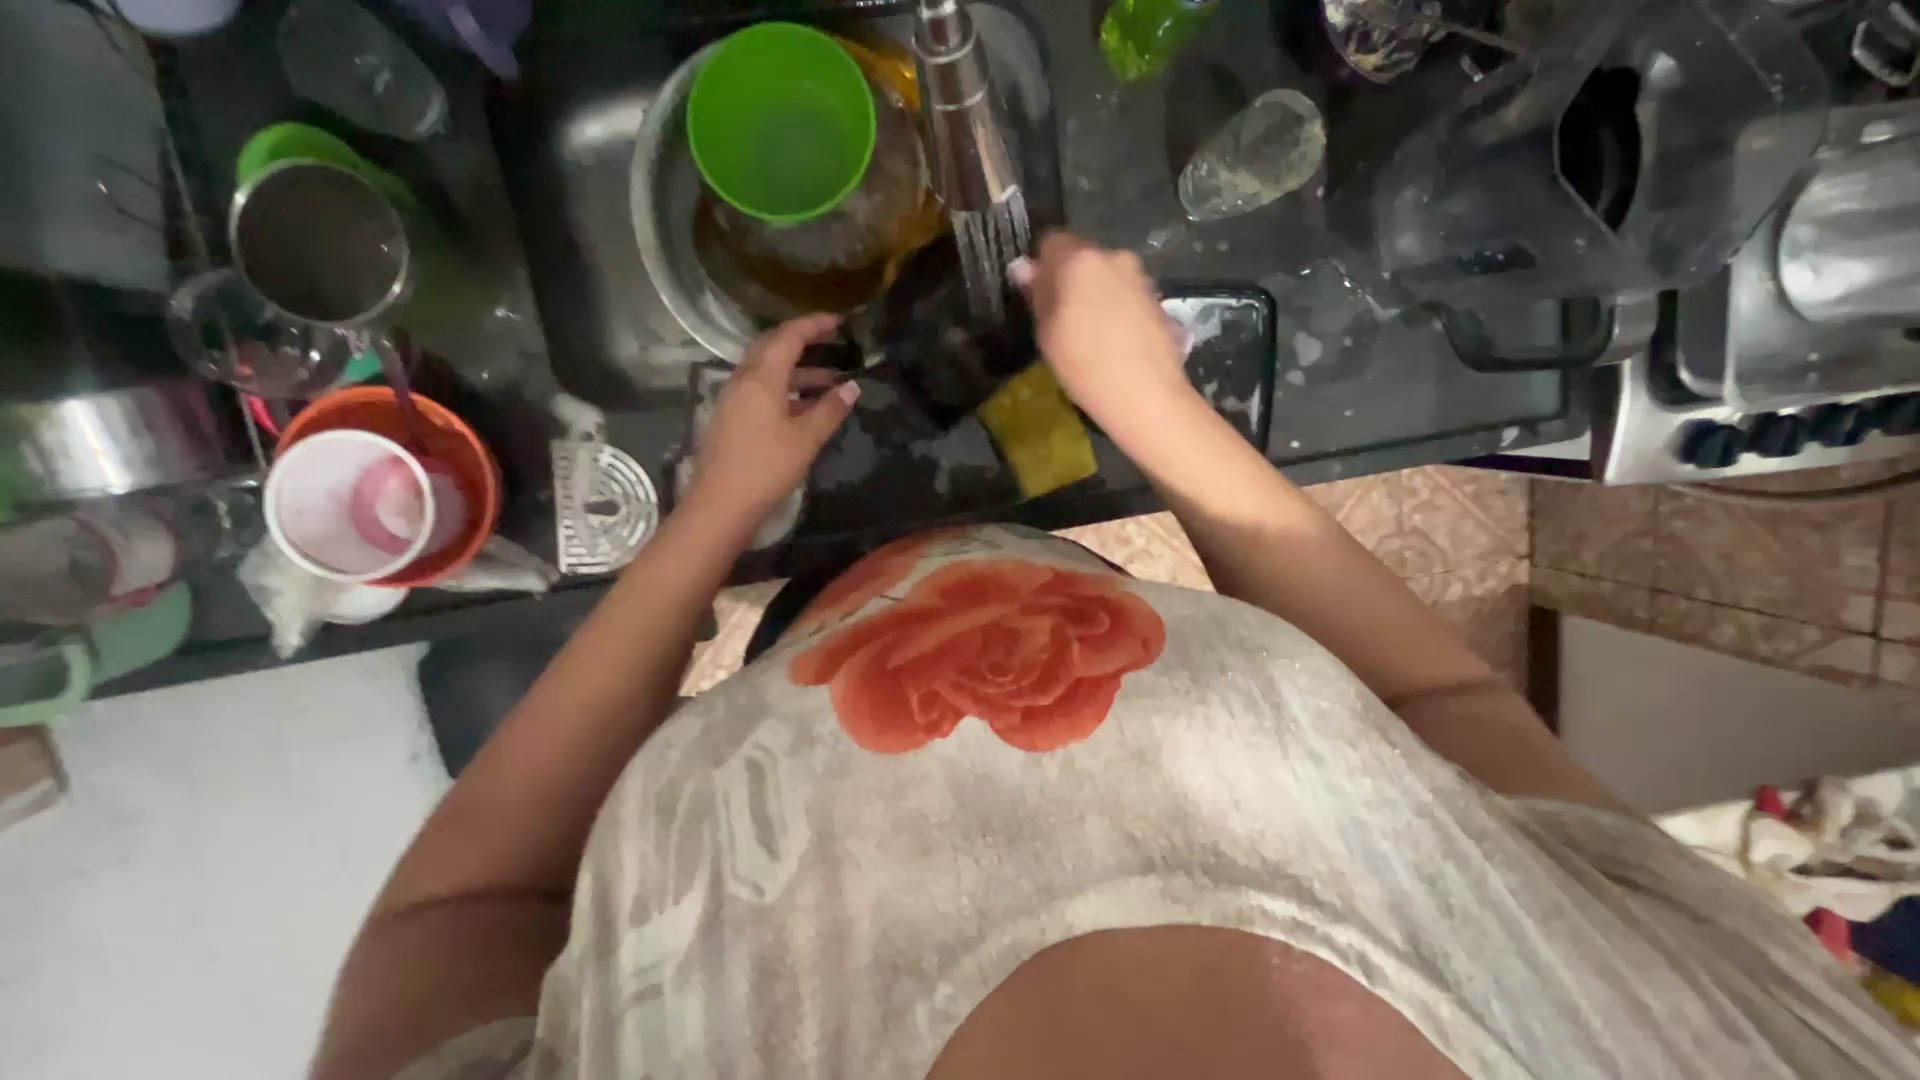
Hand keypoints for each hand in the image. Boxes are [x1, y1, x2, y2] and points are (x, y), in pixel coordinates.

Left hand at [685, 314, 860, 523]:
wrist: (720, 504)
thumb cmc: (766, 467)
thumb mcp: (806, 439)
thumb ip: (830, 409)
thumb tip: (852, 387)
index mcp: (761, 377)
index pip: (789, 336)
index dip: (814, 325)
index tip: (839, 322)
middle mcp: (743, 379)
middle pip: (772, 348)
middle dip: (803, 342)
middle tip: (832, 342)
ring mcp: (732, 399)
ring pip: (767, 371)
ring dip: (797, 371)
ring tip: (830, 382)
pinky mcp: (730, 417)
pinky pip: (760, 390)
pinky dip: (784, 389)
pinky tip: (804, 406)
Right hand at [1015, 231, 1195, 434]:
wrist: (1146, 394)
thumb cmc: (1084, 364)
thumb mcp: (1047, 333)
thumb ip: (1036, 294)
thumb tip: (1022, 267)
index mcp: (1079, 259)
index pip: (1050, 241)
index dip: (1039, 265)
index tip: (1035, 293)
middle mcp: (1114, 256)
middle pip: (1081, 257)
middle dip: (1068, 278)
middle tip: (1059, 316)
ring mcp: (1141, 277)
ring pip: (1106, 275)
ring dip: (1094, 293)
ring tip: (1089, 332)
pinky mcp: (1158, 299)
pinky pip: (1126, 294)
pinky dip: (1116, 308)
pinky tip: (1113, 340)